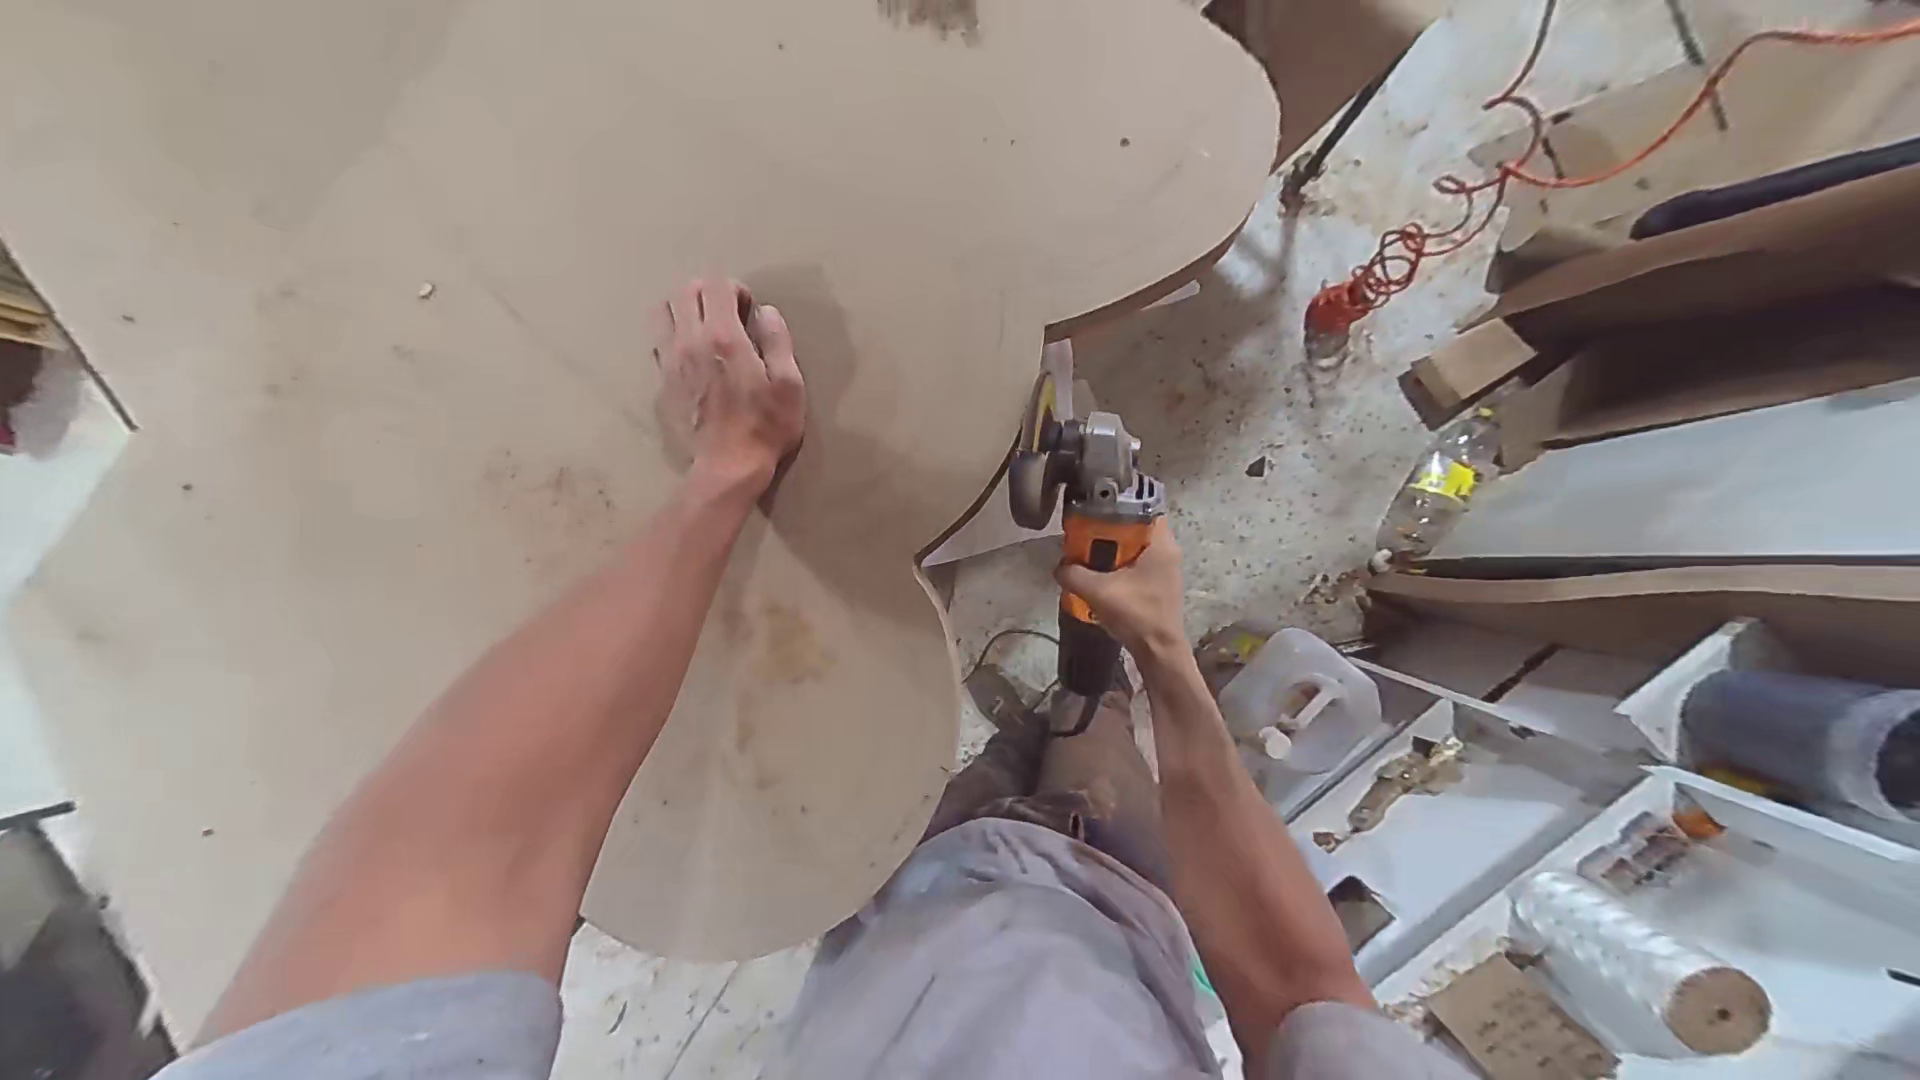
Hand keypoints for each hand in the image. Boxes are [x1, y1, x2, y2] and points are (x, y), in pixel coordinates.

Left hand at [655, 278, 805, 487]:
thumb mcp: (789, 385)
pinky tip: (694, 359)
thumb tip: (766, 313)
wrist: (727, 467)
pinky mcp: (661, 384)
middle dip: (709, 293)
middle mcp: (689, 342)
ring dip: (684, 311)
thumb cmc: (765, 428)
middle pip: (684, 291)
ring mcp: (670, 363)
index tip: (749, 310)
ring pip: (662, 312)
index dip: (735, 289)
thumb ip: (778, 342)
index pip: (716, 285)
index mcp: (723, 338)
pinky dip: (674, 338)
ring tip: (706, 331)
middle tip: (730, 315)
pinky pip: (659, 344)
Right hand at [1055, 519, 1187, 662]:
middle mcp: (1166, 550)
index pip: (1140, 507)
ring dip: (1109, 550)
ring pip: (1132, 546)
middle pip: (1133, 527)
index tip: (1091, 514)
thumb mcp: (1098, 591)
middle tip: (1083, 538)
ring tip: (1086, 557)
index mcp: (1161, 543)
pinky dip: (1116, 565)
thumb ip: (1073, 574)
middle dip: (1106, 531)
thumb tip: (1059, 567)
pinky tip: (1098, 576)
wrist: (1158, 651)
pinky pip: (1133, 562)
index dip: (1114, 506)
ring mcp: (1163, 567)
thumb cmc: (1136, 615)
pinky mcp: (1157, 582)